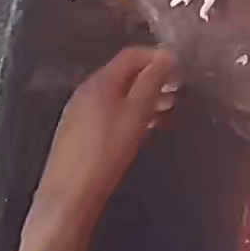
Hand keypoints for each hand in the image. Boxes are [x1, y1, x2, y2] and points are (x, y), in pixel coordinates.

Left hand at [34, 47, 178, 222]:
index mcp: (100, 81)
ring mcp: (80, 112)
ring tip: (165, 112)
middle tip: (176, 93)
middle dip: (153, 79)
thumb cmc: (107, 150)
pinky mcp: (79, 133)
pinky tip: (143, 131)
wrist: (69, 196)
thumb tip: (167, 54)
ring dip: (144, 98)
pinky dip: (131, 114)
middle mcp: (87, 91)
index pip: (132, 55)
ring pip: (119, 95)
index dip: (157, 56)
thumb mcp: (137, 112)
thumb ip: (153, 81)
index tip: (180, 69)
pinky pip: (110, 112)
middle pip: (125, 74)